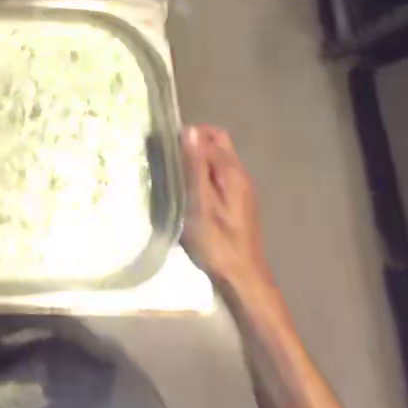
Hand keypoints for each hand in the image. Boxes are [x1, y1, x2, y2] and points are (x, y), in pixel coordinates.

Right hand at [182, 124, 275, 302]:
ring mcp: (241, 188)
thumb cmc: (216, 241)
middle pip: (217, 143)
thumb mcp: (199, 202)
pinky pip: (219, 175)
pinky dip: (203, 174)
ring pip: (218, 159)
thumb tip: (189, 129)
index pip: (210, 134)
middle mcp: (240, 173)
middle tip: (170, 159)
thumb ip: (195, 165)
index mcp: (231, 170)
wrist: (242, 278)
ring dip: (197, 160)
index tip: (165, 148)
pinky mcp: (238, 202)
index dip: (187, 135)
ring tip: (175, 176)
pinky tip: (189, 193)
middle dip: (194, 144)